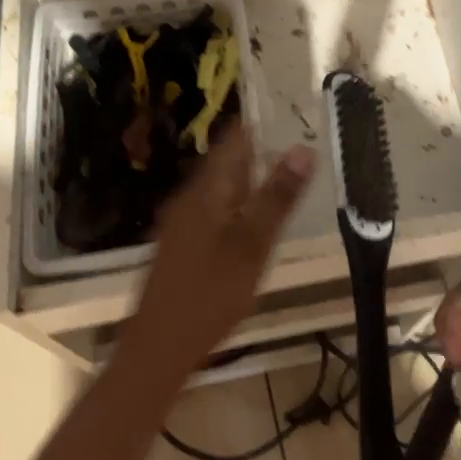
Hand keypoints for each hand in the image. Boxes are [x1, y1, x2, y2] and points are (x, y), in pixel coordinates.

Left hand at [119, 126, 314, 375]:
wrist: (156, 350)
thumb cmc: (208, 295)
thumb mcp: (252, 247)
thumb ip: (277, 198)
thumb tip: (303, 148)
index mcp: (205, 191)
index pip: (231, 140)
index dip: (257, 122)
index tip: (286, 108)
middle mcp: (188, 199)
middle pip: (224, 164)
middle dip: (257, 152)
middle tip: (296, 143)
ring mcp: (180, 224)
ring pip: (219, 189)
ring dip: (248, 180)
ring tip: (282, 178)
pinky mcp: (180, 248)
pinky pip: (213, 211)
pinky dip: (236, 206)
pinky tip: (252, 222)